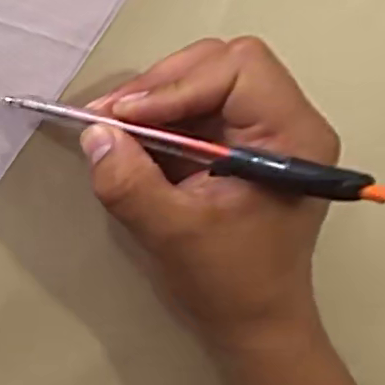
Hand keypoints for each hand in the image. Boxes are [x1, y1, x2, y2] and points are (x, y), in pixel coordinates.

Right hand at [79, 36, 339, 355]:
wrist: (251, 320)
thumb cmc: (227, 281)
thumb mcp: (170, 233)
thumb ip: (129, 182)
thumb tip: (94, 133)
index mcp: (290, 137)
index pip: (237, 70)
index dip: (174, 86)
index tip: (122, 119)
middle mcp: (283, 123)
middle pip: (219, 64)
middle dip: (159, 86)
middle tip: (110, 118)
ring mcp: (259, 134)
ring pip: (202, 80)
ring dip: (151, 100)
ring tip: (111, 128)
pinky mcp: (233, 147)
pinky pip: (191, 110)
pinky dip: (154, 118)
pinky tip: (128, 140)